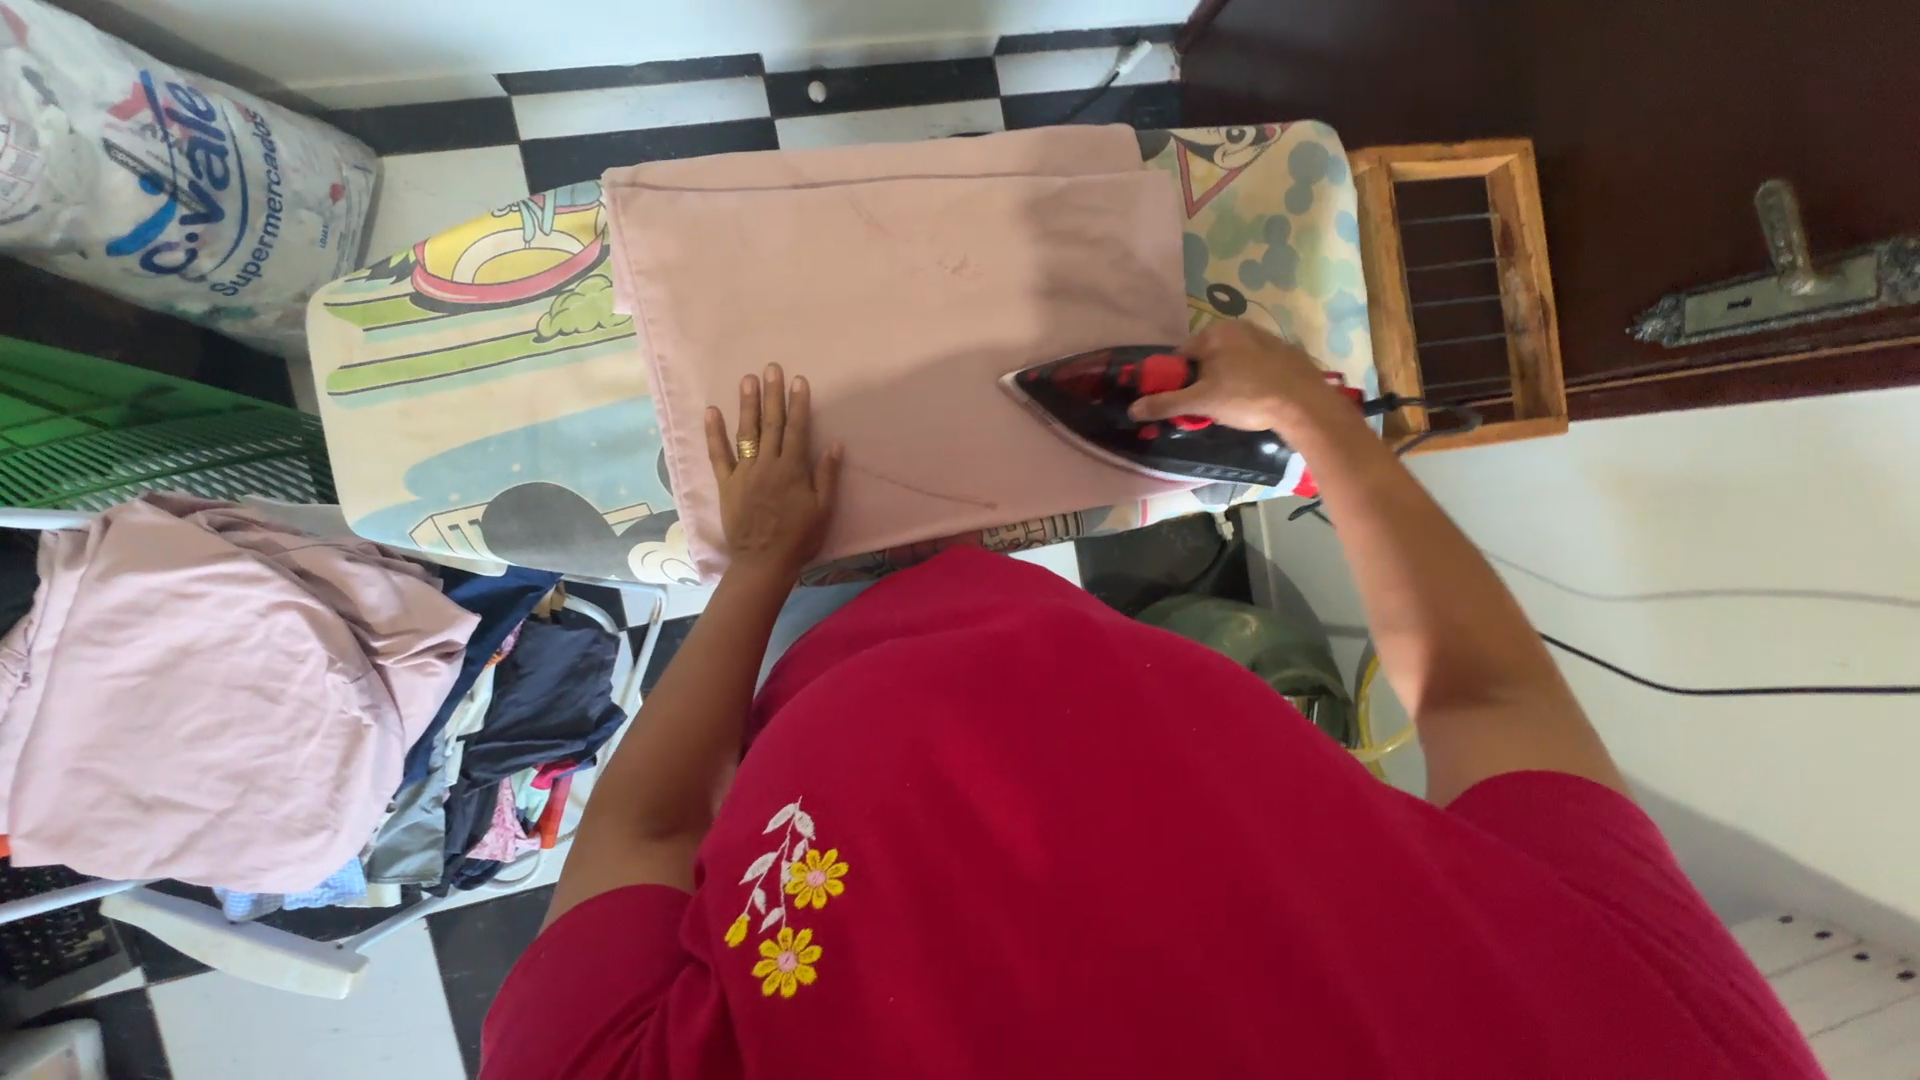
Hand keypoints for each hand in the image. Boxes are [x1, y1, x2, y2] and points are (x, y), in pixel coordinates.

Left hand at [705, 364, 842, 578]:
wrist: (764, 561)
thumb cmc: (799, 537)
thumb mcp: (824, 509)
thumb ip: (827, 475)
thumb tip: (836, 444)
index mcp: (793, 469)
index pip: (797, 429)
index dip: (798, 404)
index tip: (798, 380)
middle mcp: (768, 464)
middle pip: (771, 423)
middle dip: (772, 394)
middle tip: (771, 368)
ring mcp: (744, 472)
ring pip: (746, 432)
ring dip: (747, 404)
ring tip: (747, 379)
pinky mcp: (727, 484)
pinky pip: (718, 455)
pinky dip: (714, 433)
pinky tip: (712, 411)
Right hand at [1129, 320, 1346, 433]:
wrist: (1304, 404)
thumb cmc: (1246, 397)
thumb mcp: (1201, 402)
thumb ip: (1165, 403)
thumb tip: (1132, 409)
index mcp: (1214, 333)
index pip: (1181, 355)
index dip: (1177, 379)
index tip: (1184, 400)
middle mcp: (1238, 327)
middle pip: (1206, 356)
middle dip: (1202, 379)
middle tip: (1207, 405)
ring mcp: (1264, 337)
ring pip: (1230, 360)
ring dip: (1225, 378)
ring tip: (1233, 404)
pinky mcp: (1284, 351)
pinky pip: (1254, 363)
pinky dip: (1248, 377)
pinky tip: (1255, 397)